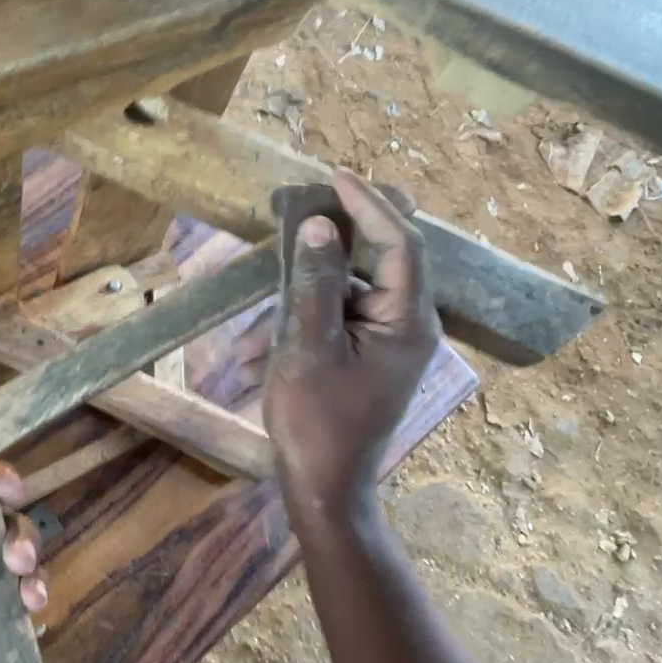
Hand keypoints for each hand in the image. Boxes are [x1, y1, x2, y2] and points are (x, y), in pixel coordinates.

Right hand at [264, 168, 441, 512]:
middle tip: (309, 205)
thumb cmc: (317, 421)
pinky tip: (257, 353)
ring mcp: (388, 341)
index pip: (400, 243)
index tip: (334, 176)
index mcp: (407, 320)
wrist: (324, 486)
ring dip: (300, 300)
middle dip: (336, 240)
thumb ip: (315, 283)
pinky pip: (337, 320)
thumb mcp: (307, 347)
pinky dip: (301, 326)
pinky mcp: (367, 355)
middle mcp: (408, 324)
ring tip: (253, 333)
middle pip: (379, 260)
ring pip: (347, 293)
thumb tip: (320, 225)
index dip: (369, 204)